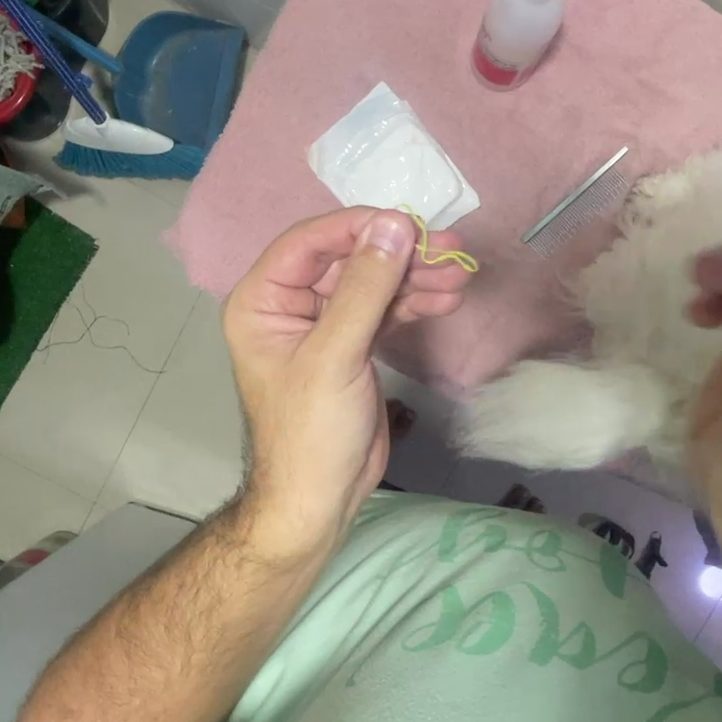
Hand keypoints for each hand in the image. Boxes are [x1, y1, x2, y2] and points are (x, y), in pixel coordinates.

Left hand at [223, 208, 470, 557]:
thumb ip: (365, 288)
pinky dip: (413, 304)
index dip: (359, 227)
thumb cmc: (312, 431)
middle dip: (398, 255)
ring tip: (459, 277)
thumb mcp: (335, 356)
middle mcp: (289, 306)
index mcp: (263, 301)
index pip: (310, 243)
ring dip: (415, 278)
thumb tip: (396, 224)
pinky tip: (446, 299)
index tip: (410, 223)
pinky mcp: (353, 347)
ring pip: (372, 285)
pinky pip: (384, 312)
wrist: (320, 498)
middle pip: (348, 260)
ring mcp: (323, 327)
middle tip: (450, 250)